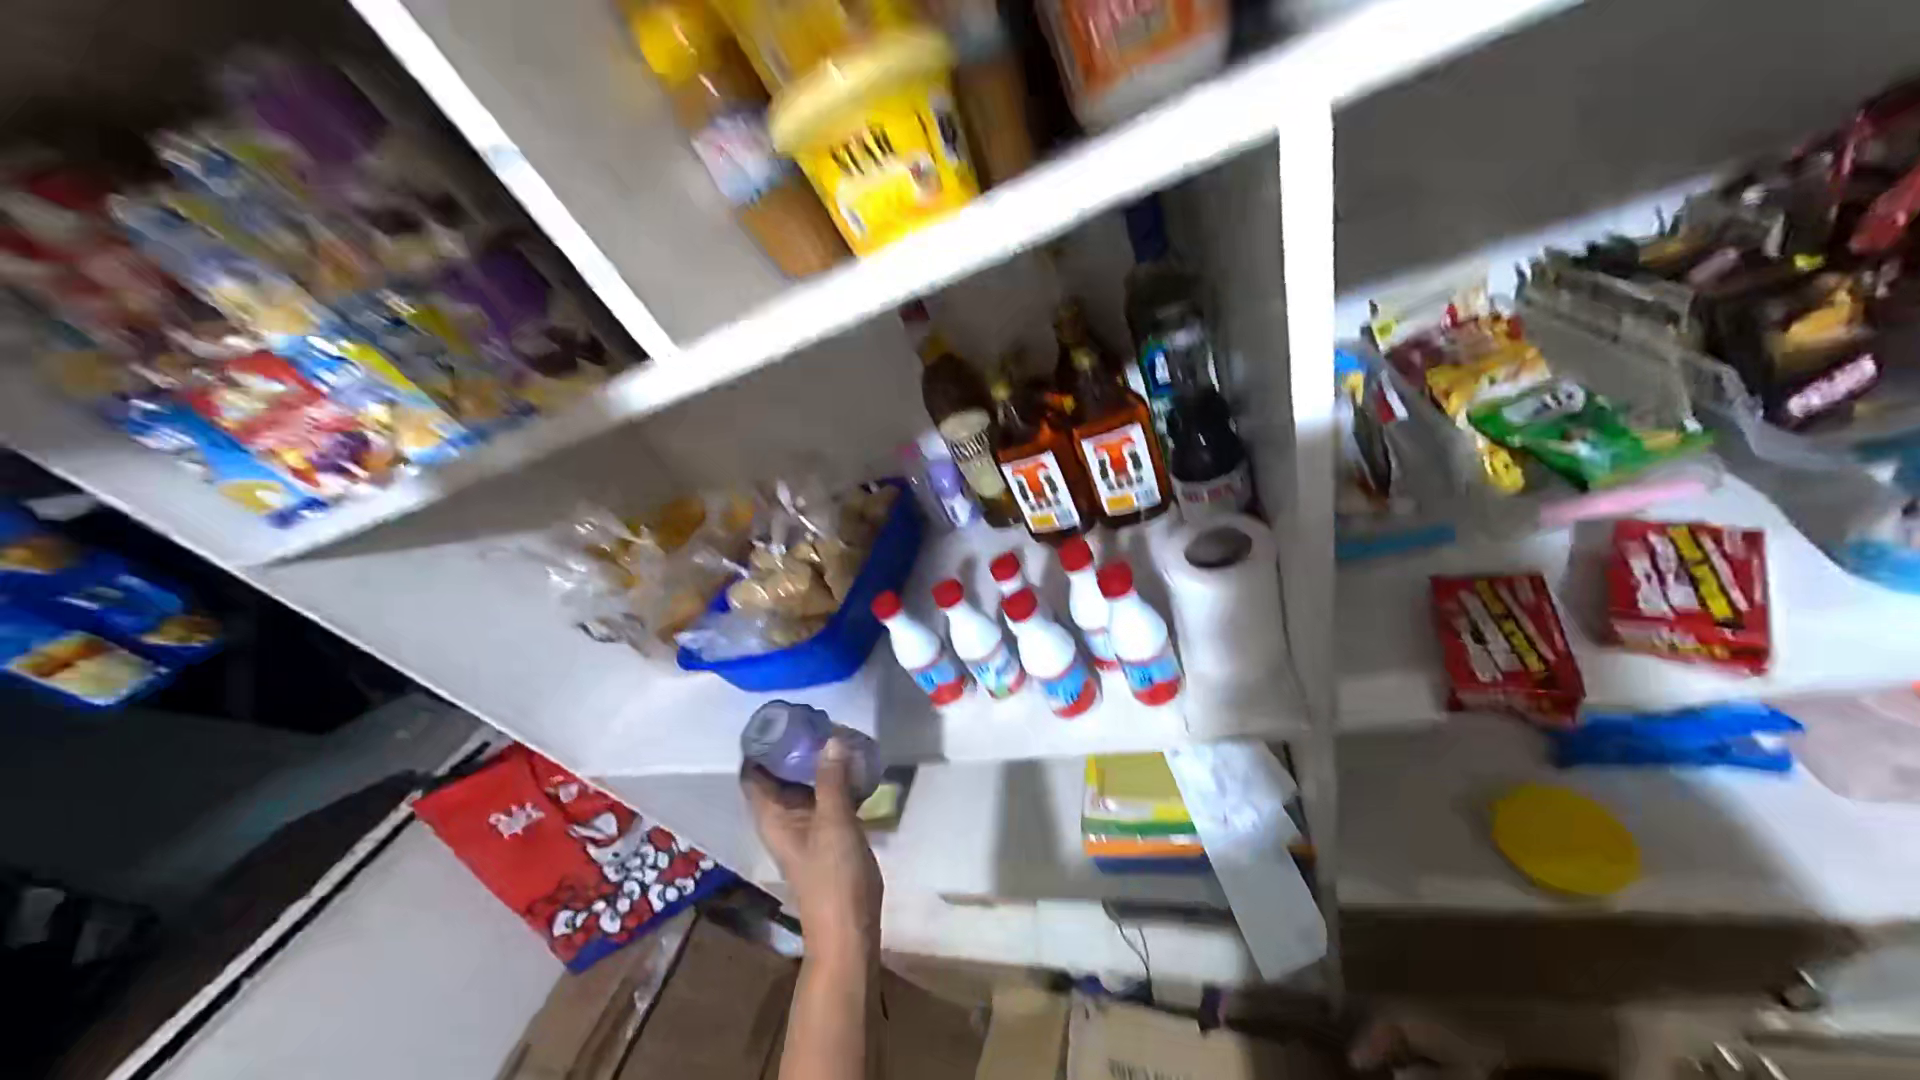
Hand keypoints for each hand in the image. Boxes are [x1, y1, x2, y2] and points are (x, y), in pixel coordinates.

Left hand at [741, 737, 881, 956]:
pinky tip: (852, 763)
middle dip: (792, 747)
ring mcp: (804, 826)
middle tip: (817, 719)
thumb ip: (832, 780)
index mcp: (771, 815)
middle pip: (777, 774)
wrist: (849, 927)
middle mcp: (782, 817)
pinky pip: (822, 795)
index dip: (760, 744)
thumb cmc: (832, 875)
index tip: (782, 717)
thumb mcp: (834, 822)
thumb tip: (831, 738)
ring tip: (835, 733)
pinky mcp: (825, 833)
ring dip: (814, 761)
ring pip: (802, 784)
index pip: (753, 772)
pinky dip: (831, 778)